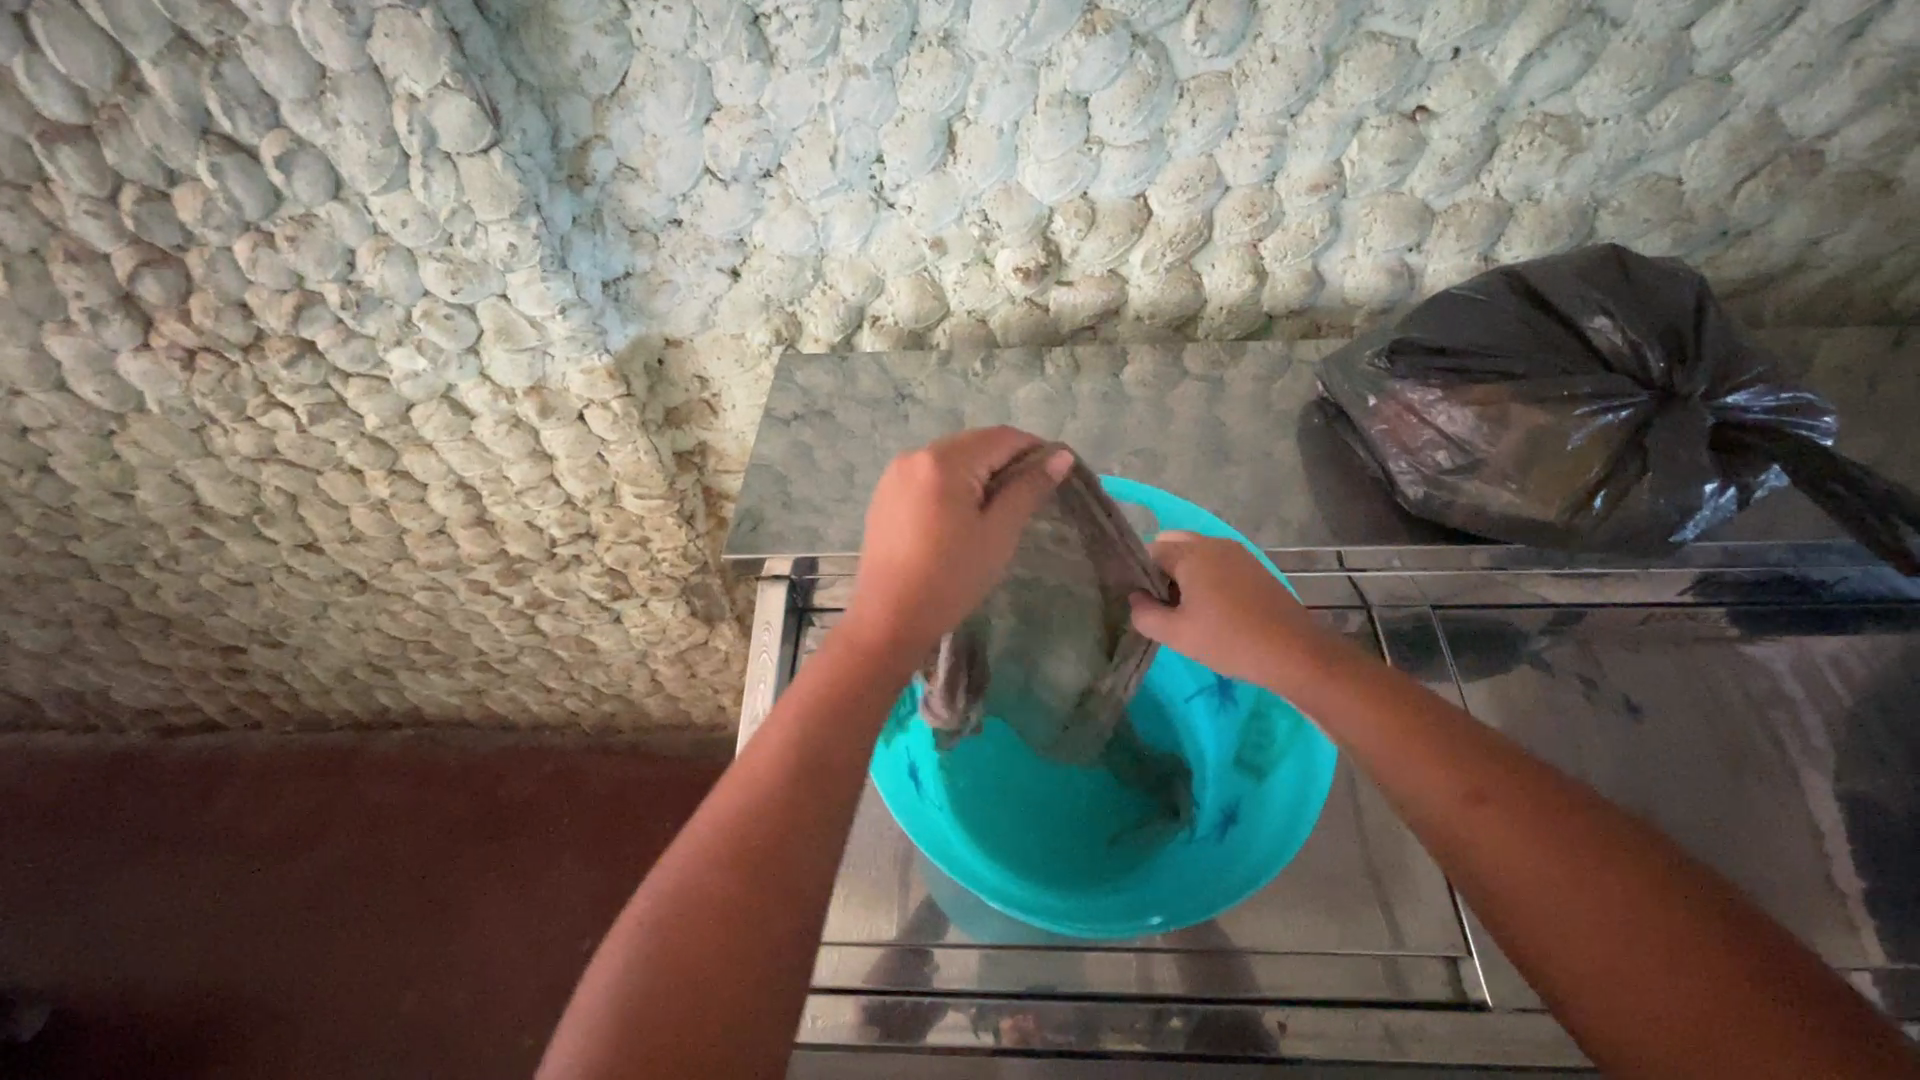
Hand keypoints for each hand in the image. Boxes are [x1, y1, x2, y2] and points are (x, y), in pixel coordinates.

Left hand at [842, 427, 1072, 662]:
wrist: (888, 619)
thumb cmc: (950, 579)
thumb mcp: (998, 533)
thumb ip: (1028, 489)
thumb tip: (1060, 456)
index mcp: (944, 460)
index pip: (1003, 437)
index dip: (1036, 450)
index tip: (1057, 475)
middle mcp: (916, 455)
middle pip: (975, 444)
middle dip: (1007, 462)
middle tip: (1030, 498)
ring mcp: (895, 474)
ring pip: (952, 459)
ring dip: (980, 474)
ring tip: (998, 512)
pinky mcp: (886, 495)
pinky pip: (930, 476)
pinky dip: (953, 486)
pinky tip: (962, 518)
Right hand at [1128, 532, 1336, 688]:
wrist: (1292, 652)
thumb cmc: (1228, 640)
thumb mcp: (1176, 634)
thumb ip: (1144, 614)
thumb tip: (1136, 598)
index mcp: (1192, 554)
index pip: (1151, 551)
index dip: (1142, 576)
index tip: (1145, 604)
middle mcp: (1214, 544)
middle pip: (1174, 545)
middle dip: (1162, 569)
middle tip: (1164, 605)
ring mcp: (1238, 554)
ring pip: (1197, 553)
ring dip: (1185, 574)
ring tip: (1188, 610)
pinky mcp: (1254, 568)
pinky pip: (1219, 563)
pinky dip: (1208, 577)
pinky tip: (1214, 609)